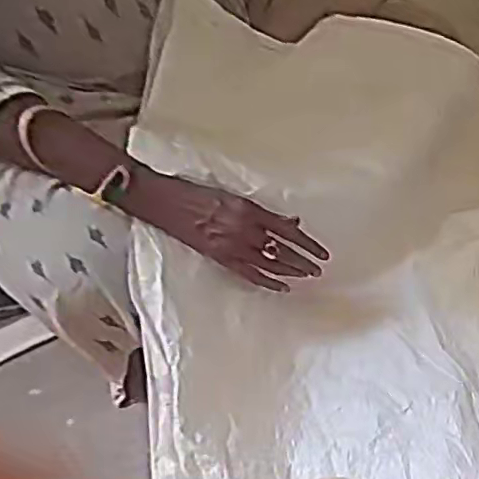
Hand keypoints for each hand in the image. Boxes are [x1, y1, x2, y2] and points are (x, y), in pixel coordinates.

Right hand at [121, 172, 328, 291]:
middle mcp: (243, 228)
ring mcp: (231, 245)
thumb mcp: (232, 196)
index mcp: (248, 210)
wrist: (155, 197)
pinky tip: (284, 287)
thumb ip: (263, 212)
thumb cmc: (193, 192)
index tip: (323, 254)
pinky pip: (250, 274)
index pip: (288, 231)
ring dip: (291, 271)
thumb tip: (292, 222)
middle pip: (283, 250)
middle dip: (304, 261)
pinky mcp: (219, 256)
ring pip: (270, 263)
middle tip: (318, 269)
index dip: (308, 244)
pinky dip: (269, 281)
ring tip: (306, 276)